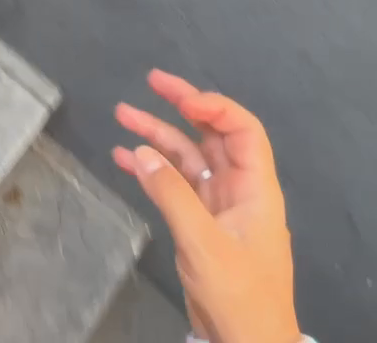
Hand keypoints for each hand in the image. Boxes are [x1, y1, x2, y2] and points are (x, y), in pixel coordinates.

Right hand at [114, 70, 300, 342]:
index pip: (242, 130)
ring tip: (122, 113)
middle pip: (211, 135)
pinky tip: (123, 157)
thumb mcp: (204, 243)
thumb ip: (171, 194)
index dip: (213, 107)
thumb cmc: (238, 294)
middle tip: (151, 82)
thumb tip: (140, 151)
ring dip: (157, 135)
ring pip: (187, 157)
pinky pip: (173, 184)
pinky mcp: (199, 223)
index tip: (178, 100)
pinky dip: (150, 168)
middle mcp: (237, 189)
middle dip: (182, 106)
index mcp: (255, 190)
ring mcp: (217, 206)